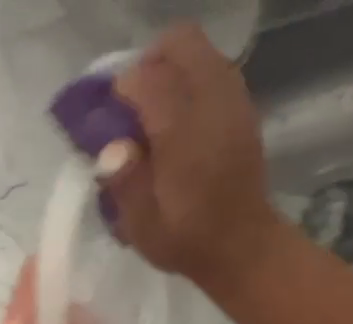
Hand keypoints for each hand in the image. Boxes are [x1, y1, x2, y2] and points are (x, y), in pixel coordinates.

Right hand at [108, 23, 287, 285]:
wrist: (243, 248)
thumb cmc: (187, 240)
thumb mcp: (142, 225)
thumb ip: (123, 181)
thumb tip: (110, 148)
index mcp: (183, 134)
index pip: (145, 79)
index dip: (119, 92)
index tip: (109, 121)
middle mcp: (212, 106)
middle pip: (180, 44)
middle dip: (149, 65)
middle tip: (132, 103)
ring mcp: (233, 104)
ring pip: (201, 53)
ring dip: (172, 71)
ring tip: (154, 112)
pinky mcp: (243, 111)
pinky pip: (215, 72)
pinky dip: (192, 84)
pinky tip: (179, 122)